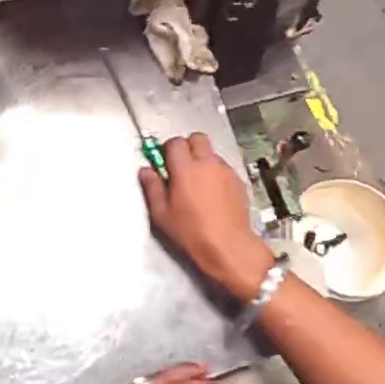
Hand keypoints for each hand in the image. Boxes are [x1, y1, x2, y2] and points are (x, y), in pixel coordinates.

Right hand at [139, 133, 274, 300]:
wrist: (228, 245)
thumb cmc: (193, 233)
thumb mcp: (162, 214)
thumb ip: (152, 188)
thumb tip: (146, 172)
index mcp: (186, 169)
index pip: (175, 142)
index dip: (168, 149)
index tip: (164, 161)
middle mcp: (208, 164)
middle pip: (197, 138)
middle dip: (188, 146)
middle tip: (180, 165)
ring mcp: (226, 171)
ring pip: (212, 153)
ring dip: (203, 160)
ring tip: (197, 183)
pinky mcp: (238, 181)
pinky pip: (224, 168)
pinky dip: (216, 173)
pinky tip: (212, 194)